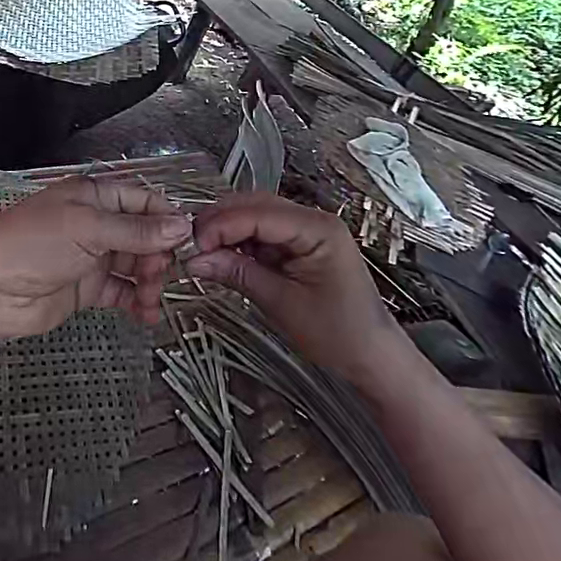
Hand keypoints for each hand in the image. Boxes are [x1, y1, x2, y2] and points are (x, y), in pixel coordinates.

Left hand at [0, 178, 191, 341]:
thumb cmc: (31, 245)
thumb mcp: (87, 229)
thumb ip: (137, 231)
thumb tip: (182, 226)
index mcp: (94, 196)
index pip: (143, 200)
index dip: (166, 218)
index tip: (187, 240)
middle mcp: (97, 223)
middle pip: (144, 235)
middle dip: (159, 255)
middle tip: (161, 275)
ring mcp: (92, 258)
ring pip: (136, 265)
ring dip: (150, 282)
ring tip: (151, 300)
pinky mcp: (87, 289)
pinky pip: (122, 292)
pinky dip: (136, 302)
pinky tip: (146, 315)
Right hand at [185, 193, 408, 386]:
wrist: (371, 354)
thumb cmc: (336, 332)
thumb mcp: (281, 303)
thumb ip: (239, 273)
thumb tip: (194, 259)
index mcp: (317, 228)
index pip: (258, 214)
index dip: (221, 225)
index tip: (191, 244)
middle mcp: (314, 219)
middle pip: (256, 206)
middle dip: (220, 222)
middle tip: (189, 246)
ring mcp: (308, 230)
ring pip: (257, 217)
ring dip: (229, 231)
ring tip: (202, 252)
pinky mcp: (302, 245)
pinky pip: (265, 234)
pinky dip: (242, 243)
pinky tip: (224, 256)